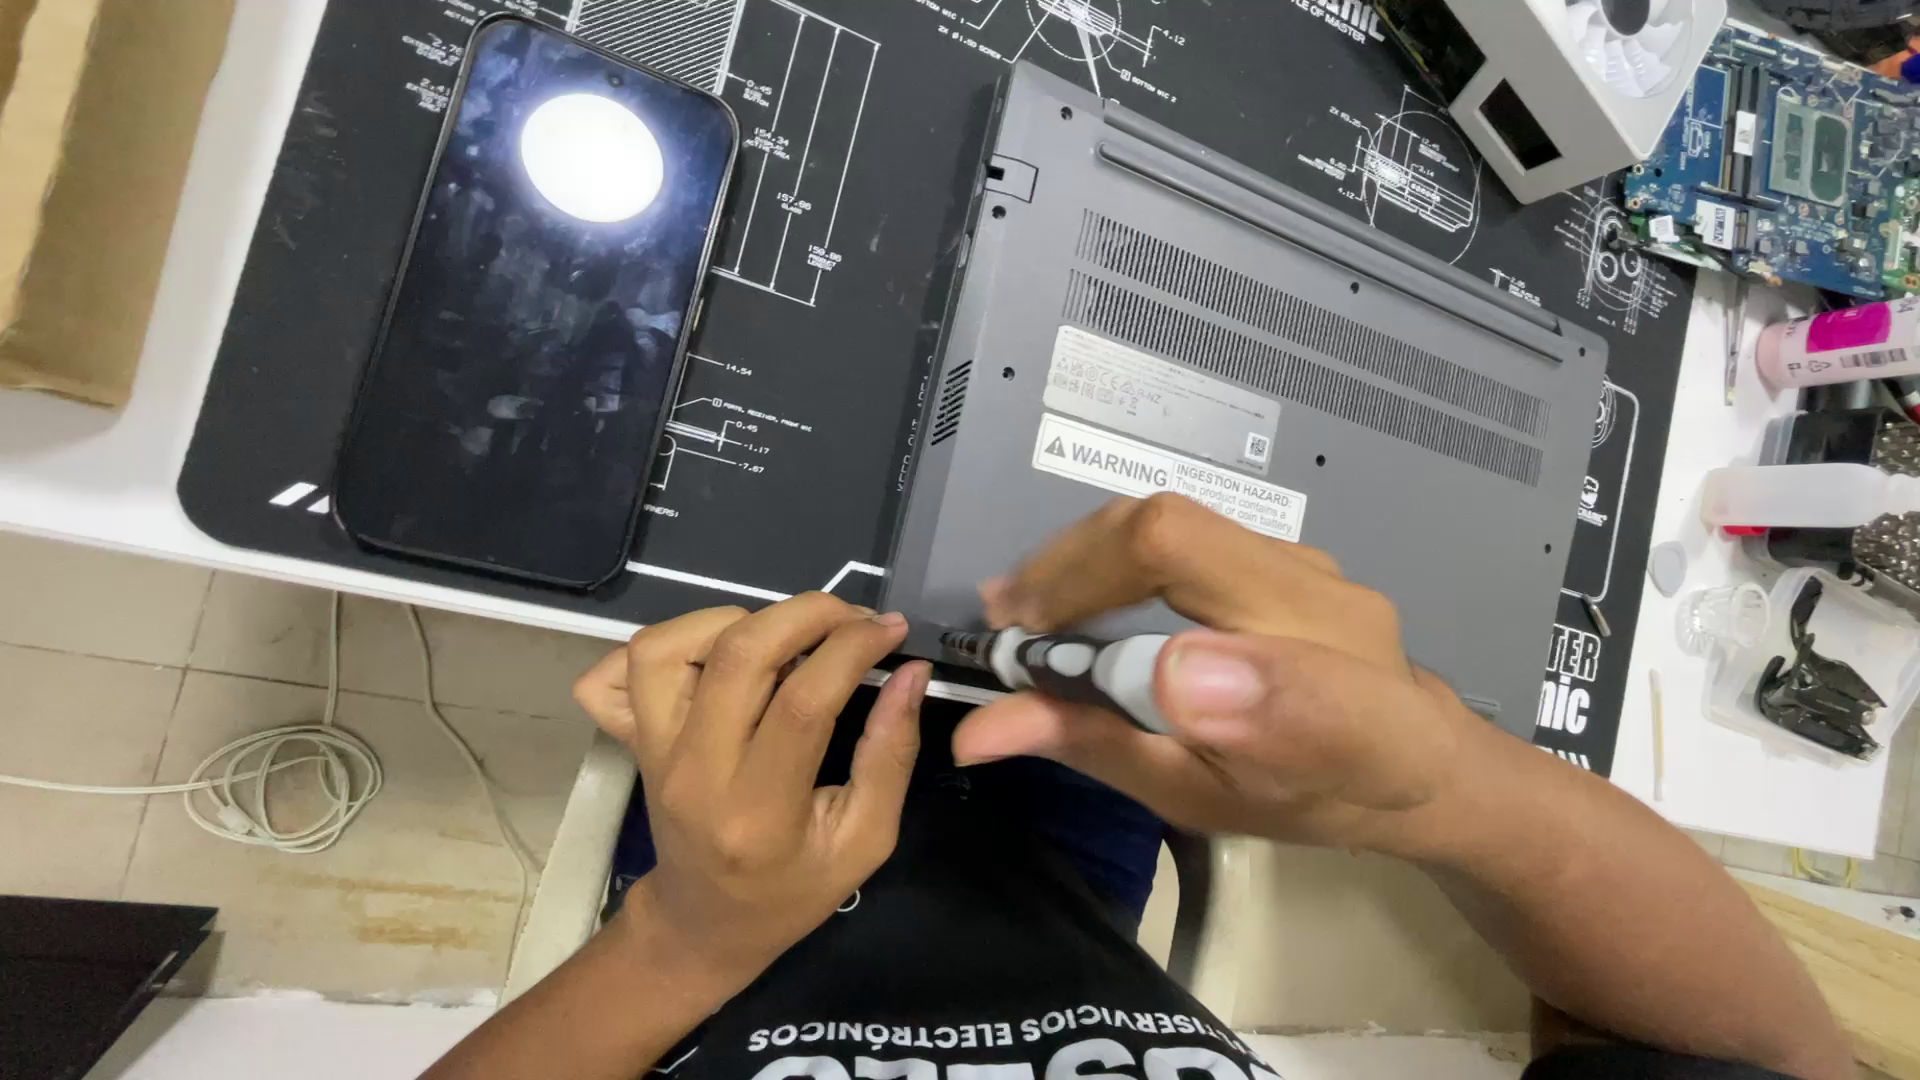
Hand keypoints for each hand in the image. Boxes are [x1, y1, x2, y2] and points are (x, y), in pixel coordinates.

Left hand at [574, 594, 930, 983]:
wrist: (702, 924)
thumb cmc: (792, 892)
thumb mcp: (866, 839)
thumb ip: (891, 754)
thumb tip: (910, 671)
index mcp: (759, 810)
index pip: (804, 701)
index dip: (855, 649)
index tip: (891, 630)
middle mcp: (695, 772)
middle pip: (737, 654)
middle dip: (807, 613)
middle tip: (851, 618)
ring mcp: (653, 751)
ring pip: (668, 647)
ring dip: (738, 619)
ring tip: (786, 637)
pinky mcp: (632, 739)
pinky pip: (621, 669)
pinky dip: (669, 641)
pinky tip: (718, 653)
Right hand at [952, 494, 1493, 854]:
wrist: (1416, 756)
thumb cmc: (1310, 795)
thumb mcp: (1203, 800)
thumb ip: (1100, 751)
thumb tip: (980, 731)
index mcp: (1343, 707)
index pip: (1257, 656)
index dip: (1125, 628)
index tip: (1033, 656)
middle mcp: (1324, 604)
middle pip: (1176, 535)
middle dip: (1069, 568)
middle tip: (1003, 621)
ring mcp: (1304, 561)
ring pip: (1171, 520)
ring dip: (1080, 555)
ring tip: (1022, 605)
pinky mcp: (1282, 549)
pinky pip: (1181, 530)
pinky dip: (1108, 553)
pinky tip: (1073, 586)